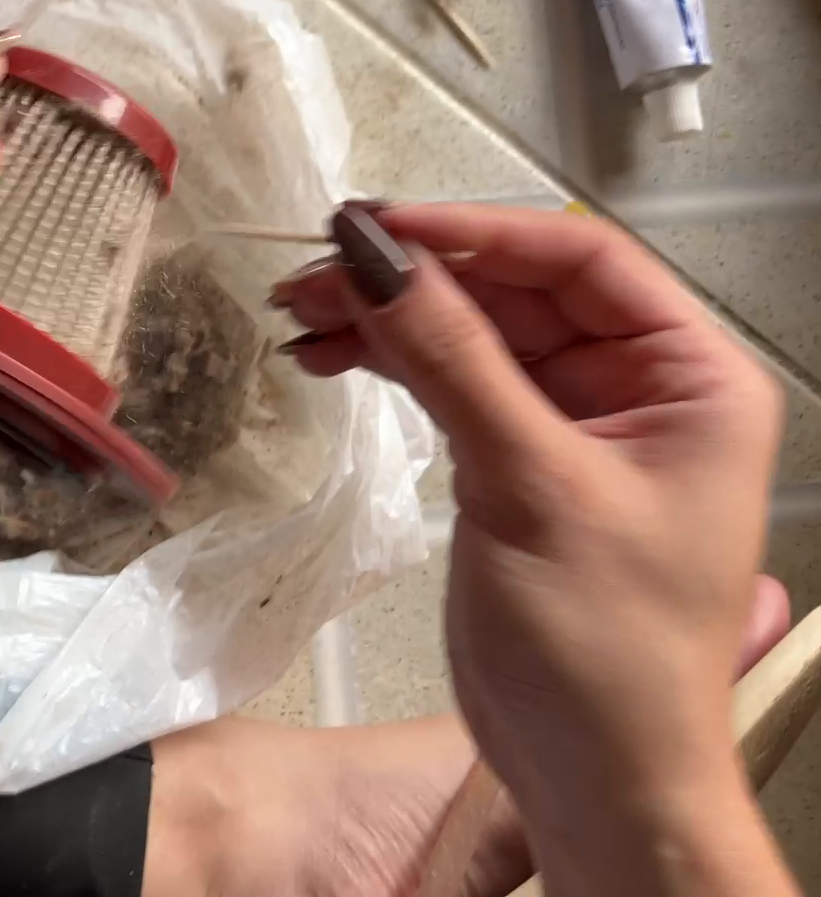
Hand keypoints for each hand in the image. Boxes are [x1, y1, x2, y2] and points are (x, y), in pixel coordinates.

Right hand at [270, 204, 794, 892]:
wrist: (580, 752)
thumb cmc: (595, 631)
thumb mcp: (529, 482)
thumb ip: (454, 365)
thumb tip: (377, 265)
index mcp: (682, 376)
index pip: (575, 261)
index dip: (469, 232)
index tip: (369, 227)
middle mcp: (621, 381)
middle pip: (500, 294)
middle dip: (403, 282)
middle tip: (305, 280)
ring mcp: (552, 415)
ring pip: (456, 334)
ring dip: (376, 321)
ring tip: (297, 318)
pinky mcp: (496, 449)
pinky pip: (434, 378)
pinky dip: (378, 362)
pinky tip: (325, 358)